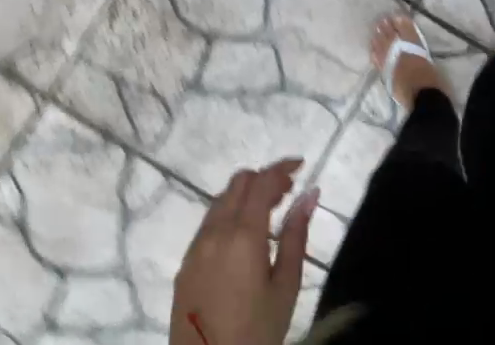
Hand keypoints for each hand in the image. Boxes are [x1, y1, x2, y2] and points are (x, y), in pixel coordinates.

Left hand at [171, 158, 318, 344]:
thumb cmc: (257, 332)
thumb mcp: (286, 286)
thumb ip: (297, 235)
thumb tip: (310, 194)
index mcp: (243, 235)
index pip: (262, 182)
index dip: (282, 168)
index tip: (302, 165)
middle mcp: (214, 233)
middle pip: (237, 183)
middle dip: (264, 178)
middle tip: (289, 192)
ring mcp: (195, 249)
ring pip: (220, 201)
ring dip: (245, 195)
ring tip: (270, 213)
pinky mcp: (184, 266)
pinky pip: (208, 224)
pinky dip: (229, 214)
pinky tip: (245, 237)